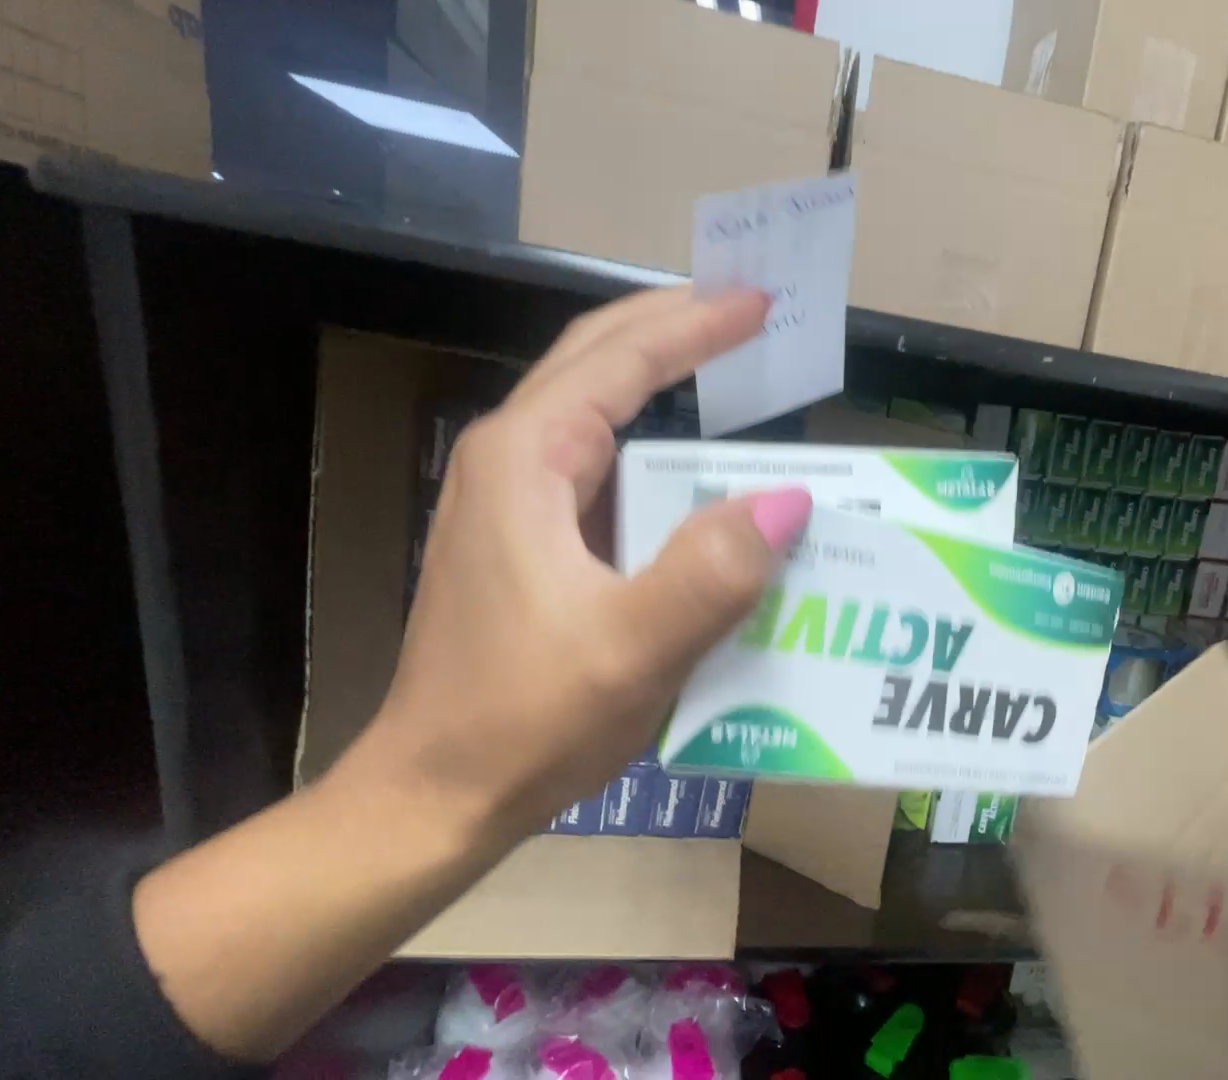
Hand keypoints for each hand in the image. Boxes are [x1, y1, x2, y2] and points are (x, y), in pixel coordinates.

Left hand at [331, 285, 813, 842]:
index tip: (759, 303)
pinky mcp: (533, 543)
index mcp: (526, 462)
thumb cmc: (524, 719)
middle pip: (599, 363)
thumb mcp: (632, 649)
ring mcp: (517, 504)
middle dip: (675, 328)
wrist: (438, 794)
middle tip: (752, 314)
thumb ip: (711, 572)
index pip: (618, 360)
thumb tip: (789, 500)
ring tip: (737, 375)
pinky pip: (608, 471)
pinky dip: (661, 452)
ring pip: (601, 414)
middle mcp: (513, 464)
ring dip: (667, 384)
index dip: (694, 324)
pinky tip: (703, 475)